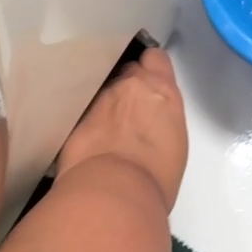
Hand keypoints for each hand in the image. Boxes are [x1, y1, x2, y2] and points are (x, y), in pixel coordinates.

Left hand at [58, 47, 188, 210]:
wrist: (113, 193)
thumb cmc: (156, 176)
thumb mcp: (174, 141)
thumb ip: (163, 116)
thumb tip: (152, 122)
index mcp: (161, 89)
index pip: (155, 58)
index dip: (152, 69)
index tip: (152, 84)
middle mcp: (130, 85)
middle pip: (128, 70)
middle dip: (129, 85)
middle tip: (132, 111)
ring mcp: (100, 99)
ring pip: (104, 90)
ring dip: (108, 104)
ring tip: (110, 130)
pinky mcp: (76, 117)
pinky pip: (84, 111)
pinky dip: (89, 121)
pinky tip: (92, 142)